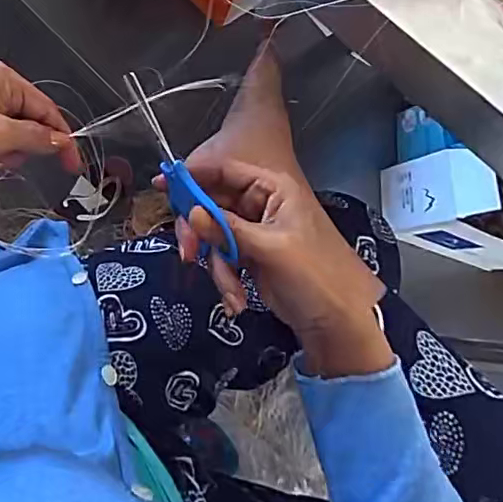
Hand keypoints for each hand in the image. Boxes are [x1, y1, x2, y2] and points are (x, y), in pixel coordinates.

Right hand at [170, 160, 392, 377]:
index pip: (223, 170)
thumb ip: (226, 227)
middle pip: (210, 201)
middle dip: (199, 229)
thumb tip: (189, 213)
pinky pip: (220, 252)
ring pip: (212, 230)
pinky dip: (222, 273)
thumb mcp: (270, 248)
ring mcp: (253, 228)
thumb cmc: (316, 277)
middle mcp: (260, 203)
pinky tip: (233, 297)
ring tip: (226, 288)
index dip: (191, 175)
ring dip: (213, 259)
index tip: (162, 184)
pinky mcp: (249, 252)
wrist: (340, 331)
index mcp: (273, 189)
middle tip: (188, 250)